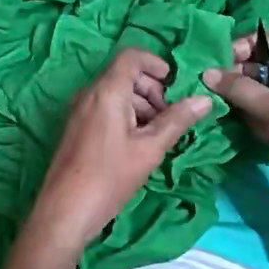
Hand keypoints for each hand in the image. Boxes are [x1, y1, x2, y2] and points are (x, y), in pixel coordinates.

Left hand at [32, 48, 211, 247]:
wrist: (64, 213)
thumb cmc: (109, 177)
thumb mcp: (150, 148)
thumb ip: (177, 120)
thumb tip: (204, 98)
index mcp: (107, 90)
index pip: (132, 56)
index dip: (157, 63)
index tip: (175, 86)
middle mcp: (89, 92)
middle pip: (125, 73)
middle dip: (152, 88)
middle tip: (170, 117)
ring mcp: (79, 109)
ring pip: (116, 91)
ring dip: (141, 104)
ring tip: (157, 134)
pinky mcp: (76, 126)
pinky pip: (104, 106)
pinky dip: (126, 114)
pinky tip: (137, 143)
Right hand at [202, 35, 268, 211]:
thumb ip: (242, 90)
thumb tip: (206, 73)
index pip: (266, 42)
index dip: (239, 50)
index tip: (213, 66)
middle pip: (258, 66)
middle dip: (234, 76)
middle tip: (207, 89)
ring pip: (256, 91)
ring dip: (237, 98)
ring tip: (213, 105)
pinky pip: (260, 111)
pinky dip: (246, 115)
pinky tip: (230, 122)